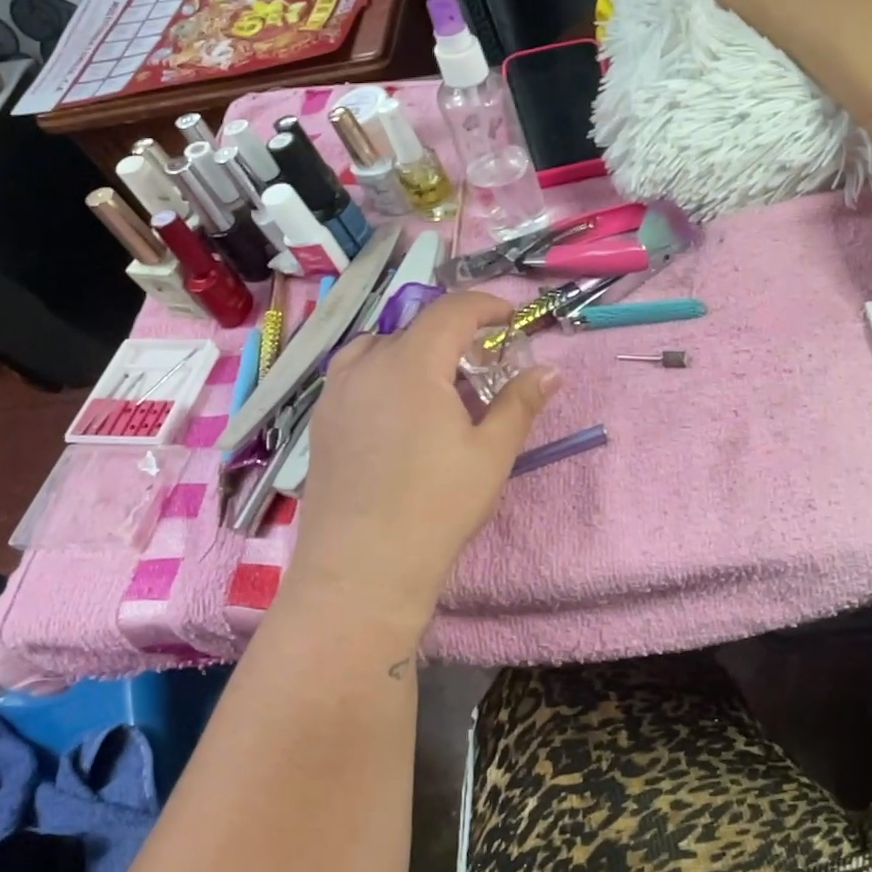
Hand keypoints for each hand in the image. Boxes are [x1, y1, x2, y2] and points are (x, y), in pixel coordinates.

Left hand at [288, 292, 559, 625]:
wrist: (363, 566)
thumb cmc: (437, 505)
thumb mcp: (492, 453)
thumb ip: (520, 403)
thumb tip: (550, 371)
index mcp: (411, 364)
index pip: (451, 310)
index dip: (486, 306)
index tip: (511, 319)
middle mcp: (367, 365)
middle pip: (415, 327)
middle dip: (454, 335)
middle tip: (483, 367)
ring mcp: (336, 392)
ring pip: (379, 348)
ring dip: (415, 352)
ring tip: (438, 387)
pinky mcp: (321, 421)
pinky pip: (355, 375)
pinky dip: (385, 374)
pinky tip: (400, 414)